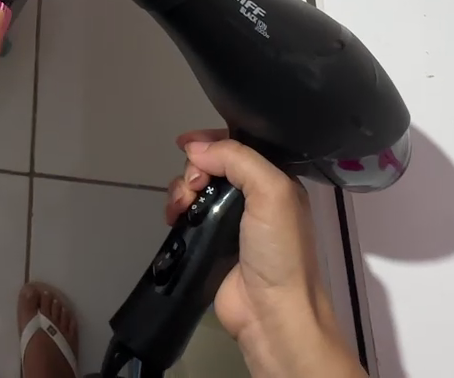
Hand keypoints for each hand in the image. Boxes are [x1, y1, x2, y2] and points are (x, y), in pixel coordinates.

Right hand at [163, 131, 364, 377]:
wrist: (271, 314)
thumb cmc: (279, 251)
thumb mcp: (272, 192)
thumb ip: (237, 159)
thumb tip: (195, 149)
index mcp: (274, 181)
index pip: (237, 146)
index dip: (211, 140)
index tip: (187, 144)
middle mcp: (253, 197)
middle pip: (211, 164)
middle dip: (194, 167)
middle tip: (194, 185)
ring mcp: (229, 220)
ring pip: (196, 186)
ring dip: (181, 189)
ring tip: (181, 206)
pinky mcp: (209, 241)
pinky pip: (187, 212)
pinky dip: (176, 209)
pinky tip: (174, 217)